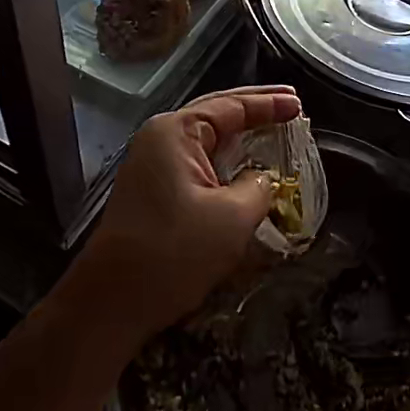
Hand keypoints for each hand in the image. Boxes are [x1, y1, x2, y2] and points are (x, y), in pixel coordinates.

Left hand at [70, 85, 301, 341]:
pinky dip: (227, 160)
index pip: (231, 106)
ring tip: (275, 129)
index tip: (299, 105)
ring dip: (241, 135)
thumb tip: (262, 178)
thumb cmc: (172, 253)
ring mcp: (154, 164)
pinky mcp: (154, 190)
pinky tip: (247, 166)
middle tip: (291, 104)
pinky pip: (199, 162)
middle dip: (255, 110)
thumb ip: (258, 186)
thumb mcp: (232, 217)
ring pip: (208, 139)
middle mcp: (162, 138)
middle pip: (217, 113)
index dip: (269, 105)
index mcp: (176, 131)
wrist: (110, 306)